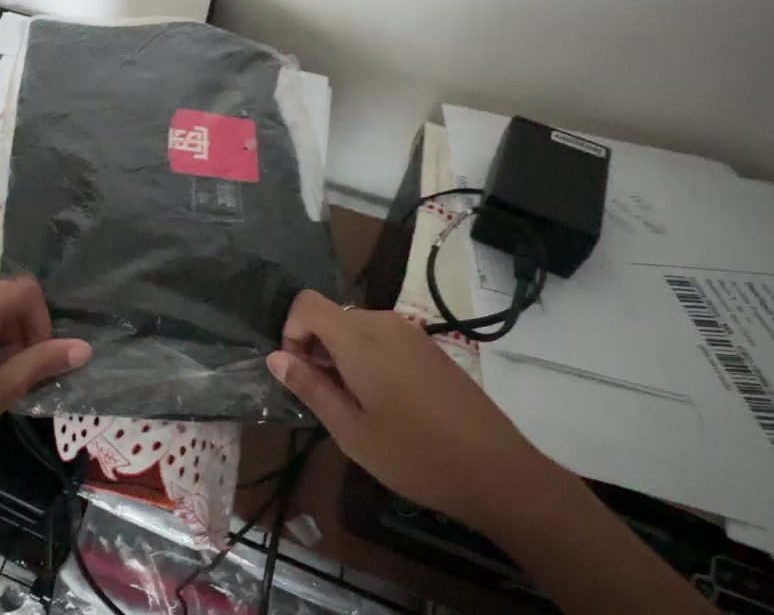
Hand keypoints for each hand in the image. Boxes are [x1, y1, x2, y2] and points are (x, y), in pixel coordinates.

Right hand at [266, 290, 571, 536]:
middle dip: (316, 348)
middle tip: (327, 400)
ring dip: (342, 355)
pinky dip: (368, 358)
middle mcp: (384, 323)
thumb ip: (310, 388)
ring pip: (356, 327)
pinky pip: (383, 337)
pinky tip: (387, 403)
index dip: (291, 332)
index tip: (300, 374)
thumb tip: (276, 358)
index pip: (307, 303)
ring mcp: (411, 333)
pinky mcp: (429, 347)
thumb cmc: (415, 456)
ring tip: (357, 406)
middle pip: (331, 316)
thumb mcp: (352, 432)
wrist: (498, 471)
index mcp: (360, 339)